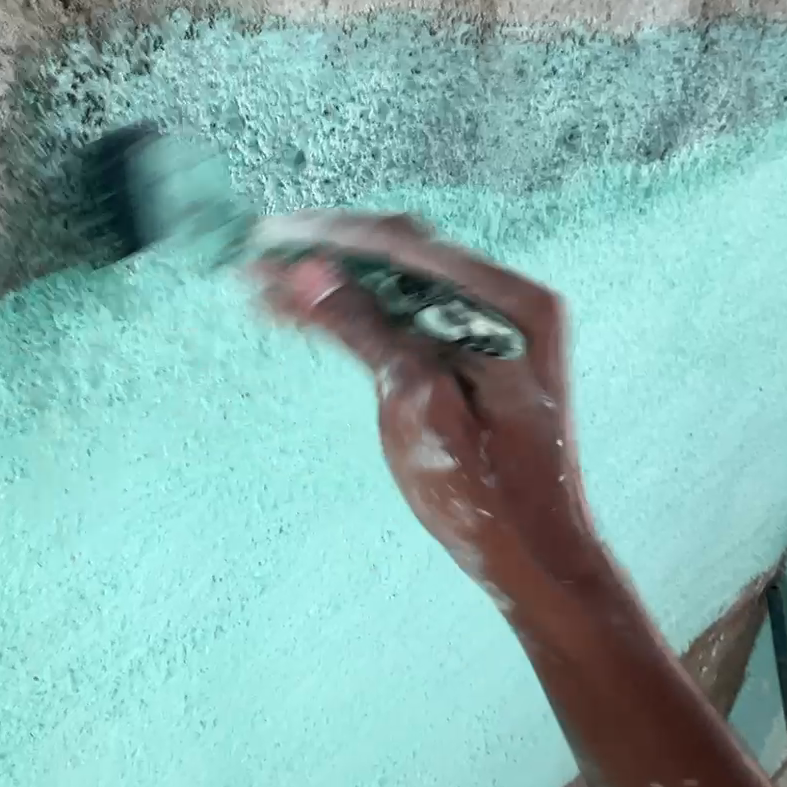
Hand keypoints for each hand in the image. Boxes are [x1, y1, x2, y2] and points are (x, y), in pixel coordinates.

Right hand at [250, 213, 601, 587]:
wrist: (529, 551)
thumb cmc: (482, 488)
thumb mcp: (414, 402)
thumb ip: (364, 328)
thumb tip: (308, 271)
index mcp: (506, 303)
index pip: (402, 245)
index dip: (328, 236)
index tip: (270, 236)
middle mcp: (497, 300)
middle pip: (393, 255)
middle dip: (320, 254)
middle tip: (257, 257)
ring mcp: (479, 324)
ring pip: (385, 283)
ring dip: (324, 282)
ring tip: (262, 284)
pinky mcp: (457, 349)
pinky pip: (392, 314)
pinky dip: (343, 312)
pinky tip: (297, 313)